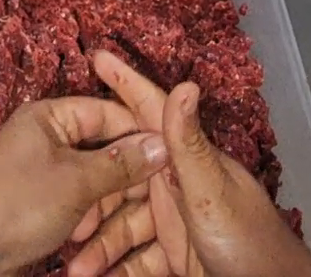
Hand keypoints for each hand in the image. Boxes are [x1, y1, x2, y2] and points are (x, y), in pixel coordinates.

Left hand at [0, 96, 169, 276]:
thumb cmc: (13, 205)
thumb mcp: (76, 182)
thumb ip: (120, 163)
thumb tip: (159, 145)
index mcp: (50, 115)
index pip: (106, 112)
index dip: (137, 133)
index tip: (166, 155)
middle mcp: (46, 135)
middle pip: (101, 146)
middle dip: (117, 177)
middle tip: (140, 200)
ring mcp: (41, 167)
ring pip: (91, 178)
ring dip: (99, 204)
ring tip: (94, 228)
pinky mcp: (38, 197)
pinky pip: (75, 199)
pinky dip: (83, 216)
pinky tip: (82, 238)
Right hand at [68, 52, 310, 276]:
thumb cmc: (249, 242)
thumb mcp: (211, 190)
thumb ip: (189, 143)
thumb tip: (185, 84)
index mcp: (185, 158)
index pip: (150, 110)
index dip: (124, 82)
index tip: (97, 56)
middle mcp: (176, 182)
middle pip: (122, 175)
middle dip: (91, 190)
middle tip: (62, 206)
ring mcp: (174, 219)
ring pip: (123, 222)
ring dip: (98, 242)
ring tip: (74, 265)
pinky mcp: (173, 255)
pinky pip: (135, 258)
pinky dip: (115, 267)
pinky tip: (92, 274)